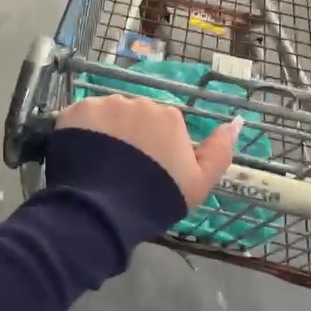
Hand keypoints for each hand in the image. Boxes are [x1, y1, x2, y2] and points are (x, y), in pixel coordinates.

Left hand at [55, 95, 239, 204]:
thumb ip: (219, 150)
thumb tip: (236, 122)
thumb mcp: (198, 183)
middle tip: (122, 169)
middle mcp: (137, 101)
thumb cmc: (156, 198)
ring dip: (104, 133)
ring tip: (99, 165)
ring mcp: (104, 104)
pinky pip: (80, 118)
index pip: (161, 126)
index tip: (147, 171)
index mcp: (168, 116)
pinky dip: (79, 133)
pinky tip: (80, 157)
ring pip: (106, 115)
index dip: (154, 149)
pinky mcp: (74, 111)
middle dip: (129, 136)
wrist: (105, 209)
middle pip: (133, 116)